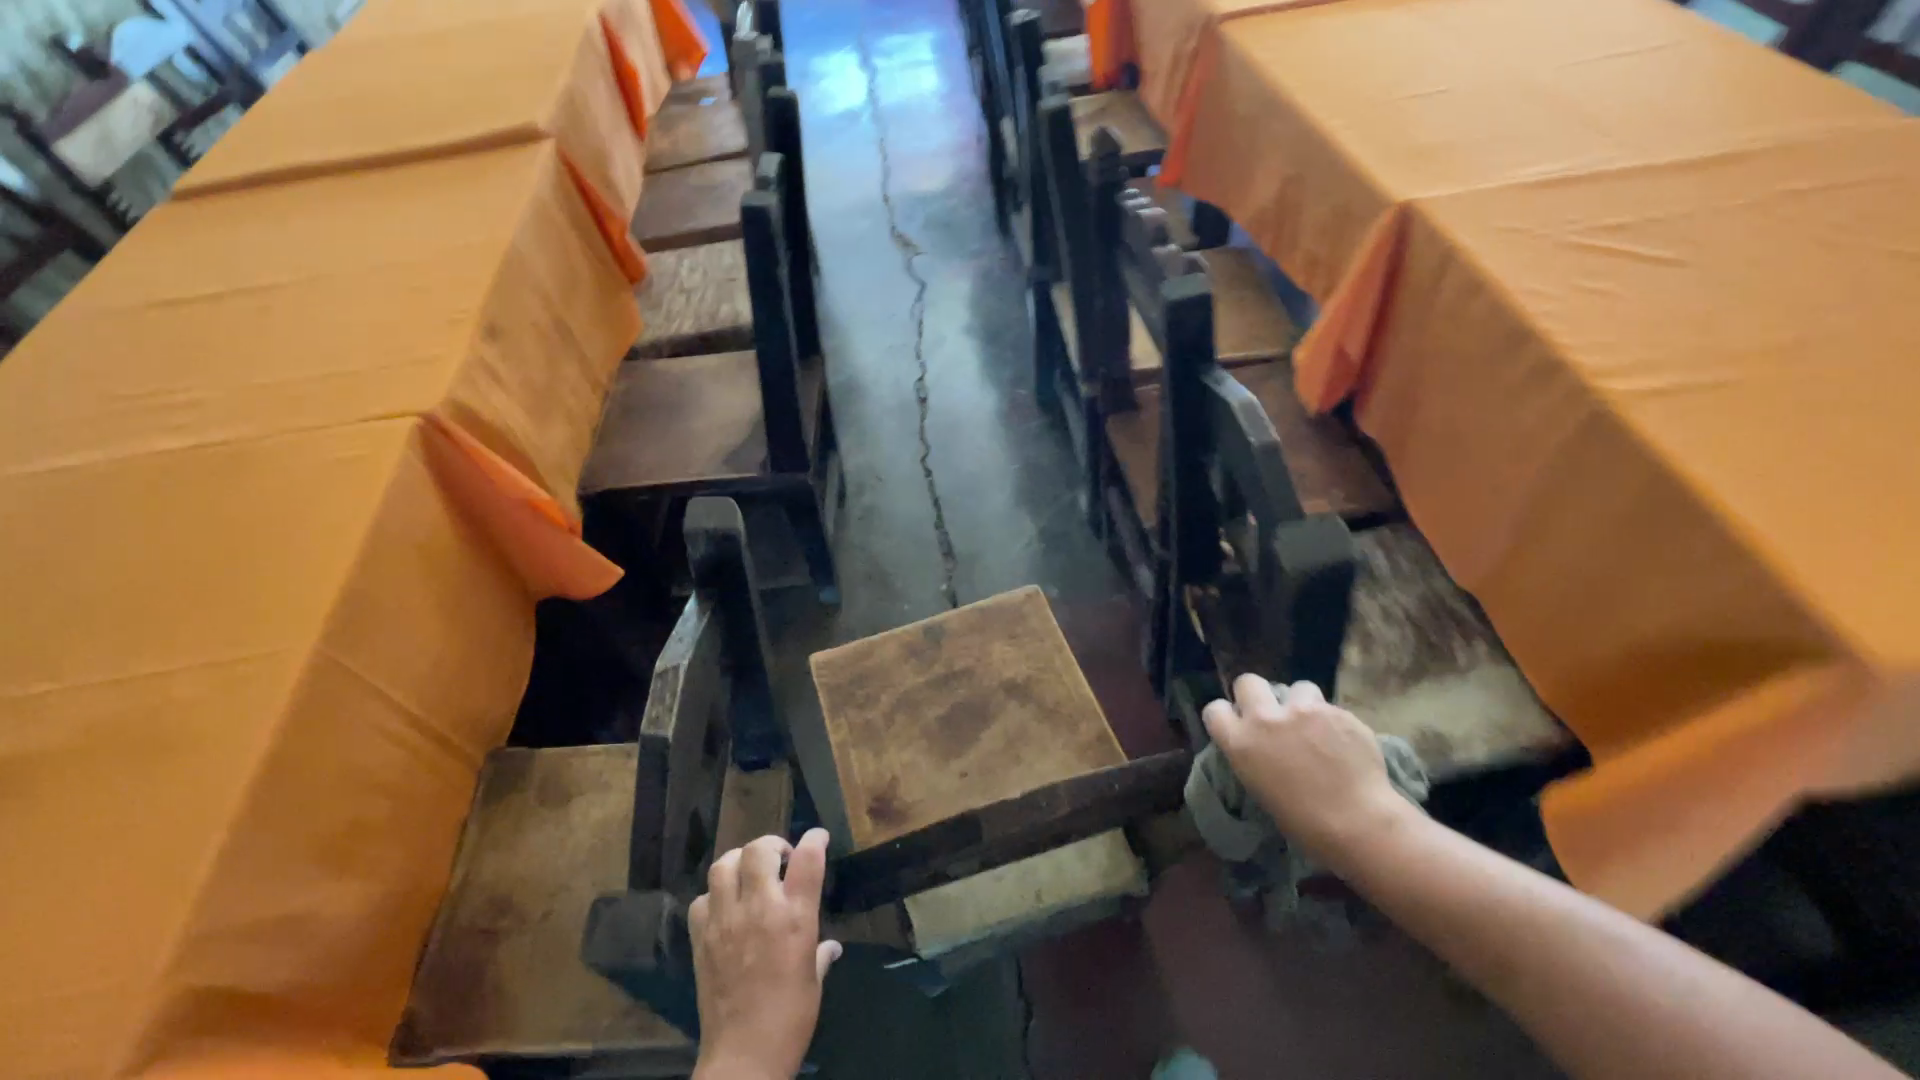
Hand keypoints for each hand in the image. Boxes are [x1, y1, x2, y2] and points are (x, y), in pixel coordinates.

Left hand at [689, 829, 841, 1079]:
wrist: (744, 1054)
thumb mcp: (814, 982)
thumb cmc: (791, 1018)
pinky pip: (701, 900)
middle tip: (780, 857)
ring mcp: (725, 921)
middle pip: (759, 850)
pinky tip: (723, 907)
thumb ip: (820, 955)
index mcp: (795, 918)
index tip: (818, 837)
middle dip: (772, 844)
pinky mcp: (701, 938)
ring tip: (748, 872)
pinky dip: (713, 895)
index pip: (807, 859)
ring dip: (739, 861)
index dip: (814, 840)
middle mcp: (759, 909)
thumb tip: (830, 947)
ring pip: (723, 865)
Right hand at [1201, 675, 1412, 872]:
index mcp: (1241, 742)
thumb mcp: (1260, 786)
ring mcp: (1304, 711)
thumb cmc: (1302, 821)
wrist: (1355, 821)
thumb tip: (1263, 744)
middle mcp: (1267, 718)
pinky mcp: (1338, 712)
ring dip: (1303, 703)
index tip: (1237, 722)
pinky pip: (1330, 708)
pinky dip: (1333, 722)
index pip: (1214, 710)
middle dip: (1257, 693)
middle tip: (1272, 713)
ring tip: (1316, 726)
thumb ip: (1255, 754)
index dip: (1226, 714)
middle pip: (1248, 682)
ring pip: (1298, 688)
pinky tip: (1344, 744)